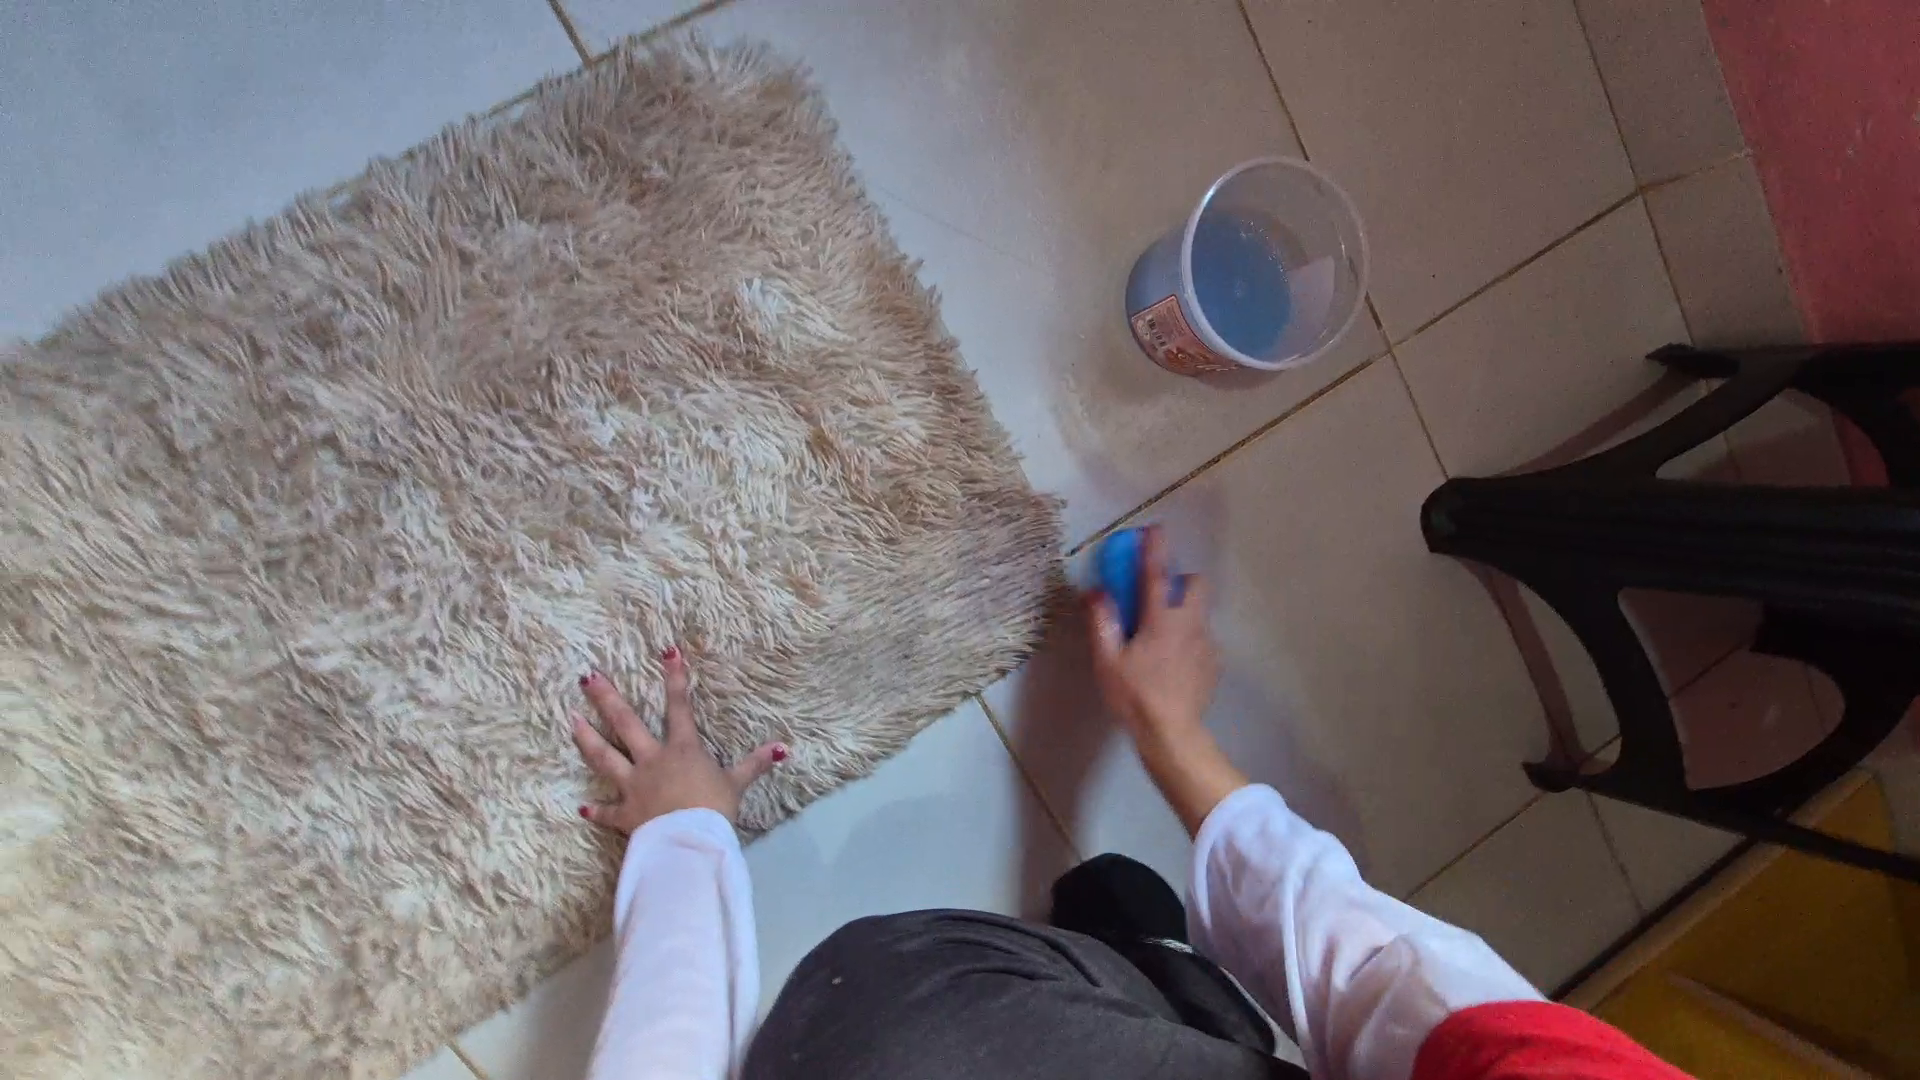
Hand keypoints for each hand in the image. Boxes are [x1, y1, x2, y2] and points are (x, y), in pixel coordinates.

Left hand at [571, 647, 786, 833]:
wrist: (688, 843)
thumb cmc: (713, 808)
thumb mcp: (737, 783)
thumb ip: (755, 763)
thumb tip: (783, 748)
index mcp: (682, 748)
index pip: (679, 706)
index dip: (675, 678)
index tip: (668, 652)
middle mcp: (653, 760)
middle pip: (626, 723)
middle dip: (607, 699)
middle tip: (589, 679)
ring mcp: (634, 785)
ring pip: (605, 757)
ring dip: (586, 738)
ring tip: (571, 719)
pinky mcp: (625, 814)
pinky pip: (607, 811)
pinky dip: (595, 810)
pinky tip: (582, 806)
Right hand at [1088, 527, 1245, 834]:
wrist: (1172, 735)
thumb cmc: (1134, 696)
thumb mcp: (1108, 661)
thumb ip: (1102, 622)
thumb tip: (1095, 592)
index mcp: (1162, 620)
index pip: (1157, 575)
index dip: (1155, 549)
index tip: (1155, 529)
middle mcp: (1190, 625)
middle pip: (1197, 584)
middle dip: (1182, 580)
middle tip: (1159, 596)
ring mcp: (1207, 645)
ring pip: (1200, 613)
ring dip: (1183, 612)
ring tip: (1161, 638)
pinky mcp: (1214, 664)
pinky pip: (1202, 639)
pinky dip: (1189, 640)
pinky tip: (1172, 663)